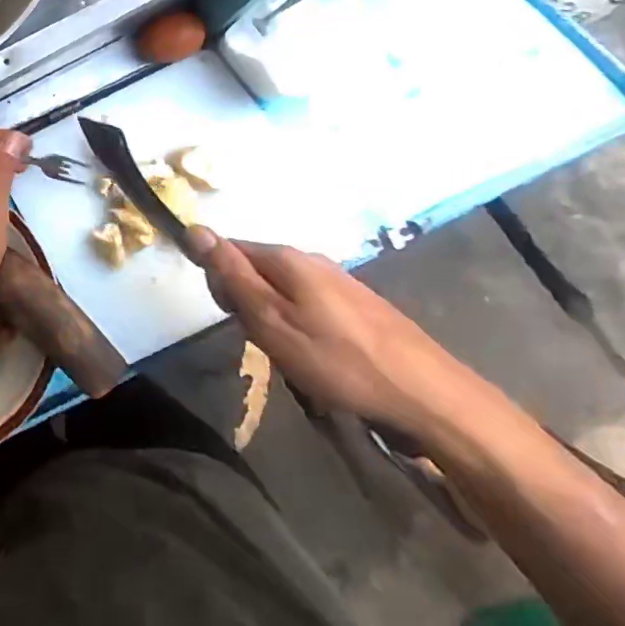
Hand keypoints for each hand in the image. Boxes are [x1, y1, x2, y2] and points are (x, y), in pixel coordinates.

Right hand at [190, 228, 490, 436]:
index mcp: (285, 258)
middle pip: (255, 267)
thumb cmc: (339, 361)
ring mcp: (340, 280)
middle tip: (262, 338)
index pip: (227, 249)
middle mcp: (312, 259)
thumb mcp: (270, 320)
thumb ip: (231, 276)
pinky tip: (318, 353)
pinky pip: (309, 302)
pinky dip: (300, 323)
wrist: (430, 397)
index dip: (219, 281)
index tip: (231, 316)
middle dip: (246, 299)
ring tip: (290, 352)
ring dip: (273, 314)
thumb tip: (194, 228)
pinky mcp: (360, 304)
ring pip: (282, 288)